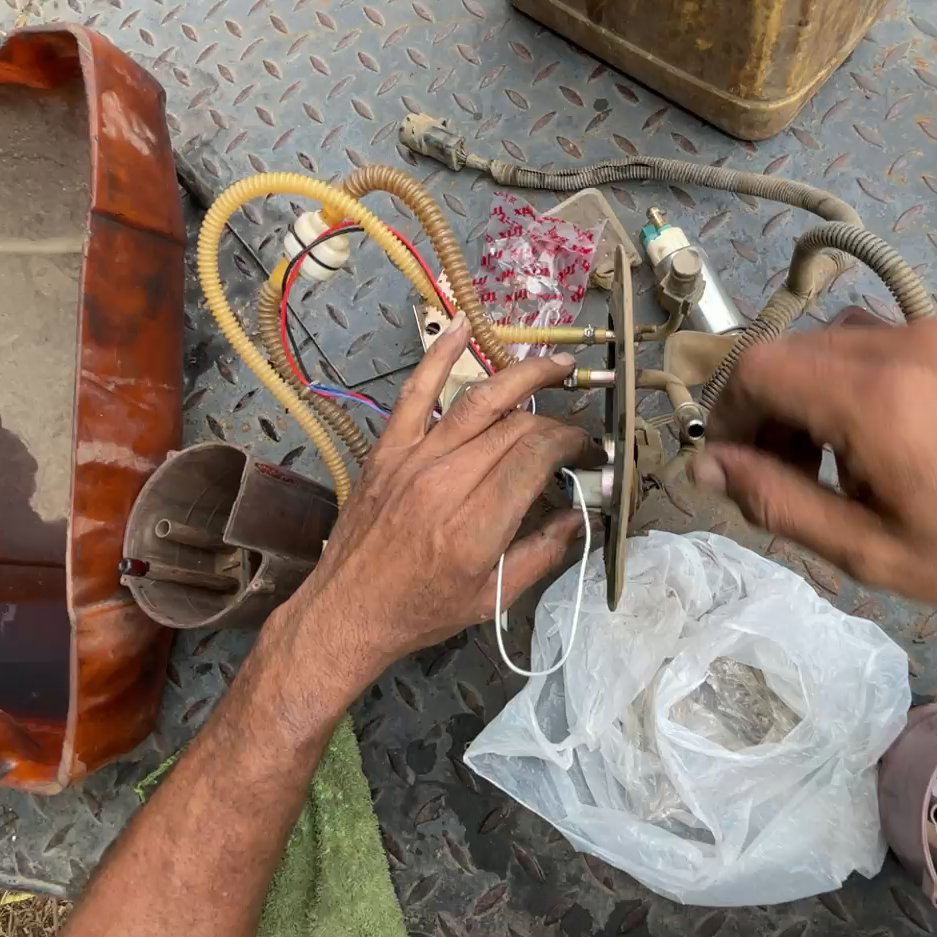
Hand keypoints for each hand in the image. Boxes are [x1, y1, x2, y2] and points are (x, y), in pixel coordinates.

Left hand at [265, 319, 600, 696]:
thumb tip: (581, 516)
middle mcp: (446, 483)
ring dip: (522, 375)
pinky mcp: (388, 449)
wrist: (347, 610)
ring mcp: (413, 459)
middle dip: (556, 423)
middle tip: (576, 433)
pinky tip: (463, 326)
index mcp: (475, 525)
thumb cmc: (423, 610)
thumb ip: (543, 554)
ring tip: (555, 364)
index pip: (537, 455)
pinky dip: (440, 356)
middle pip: (515, 427)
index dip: (573, 443)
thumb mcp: (492, 598)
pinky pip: (415, 392)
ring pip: (478, 401)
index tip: (589, 453)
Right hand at [690, 317, 936, 649]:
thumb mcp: (874, 553)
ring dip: (810, 395)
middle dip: (765, 409)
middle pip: (791, 351)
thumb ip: (777, 501)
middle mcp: (909, 342)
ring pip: (834, 344)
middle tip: (782, 475)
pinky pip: (885, 343)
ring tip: (837, 464)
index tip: (734, 463)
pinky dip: (857, 383)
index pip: (756, 366)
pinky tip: (889, 440)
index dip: (726, 412)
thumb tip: (706, 466)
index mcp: (879, 397)